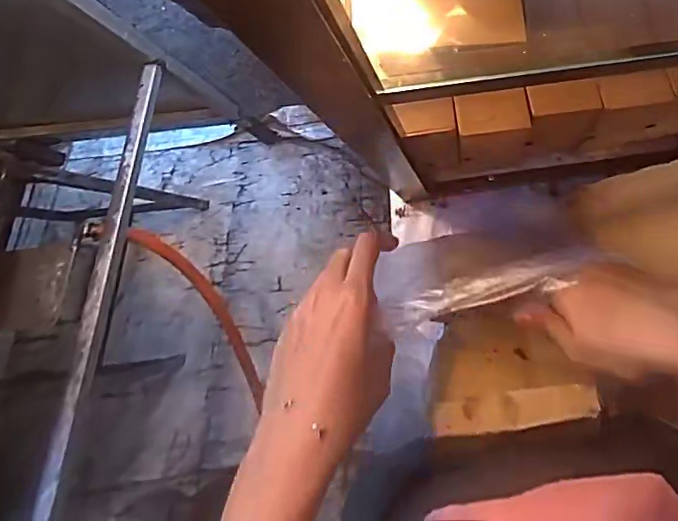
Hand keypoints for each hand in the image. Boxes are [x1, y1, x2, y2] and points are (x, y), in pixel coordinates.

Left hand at [257, 232, 394, 460]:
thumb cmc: (347, 403)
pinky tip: (327, 340)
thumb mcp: (381, 370)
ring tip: (351, 315)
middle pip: (341, 256)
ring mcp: (300, 310)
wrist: (295, 437)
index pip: (364, 247)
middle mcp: (324, 294)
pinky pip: (309, 304)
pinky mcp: (285, 330)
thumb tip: (375, 327)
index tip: (392, 249)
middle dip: (358, 259)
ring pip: (323, 279)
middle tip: (372, 281)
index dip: (380, 240)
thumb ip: (382, 337)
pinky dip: (323, 307)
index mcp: (353, 298)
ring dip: (339, 284)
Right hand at [516, 264, 677, 380]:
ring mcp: (607, 263)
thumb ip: (548, 326)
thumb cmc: (622, 346)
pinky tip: (616, 313)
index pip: (534, 286)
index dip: (532, 302)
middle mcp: (579, 265)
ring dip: (583, 294)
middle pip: (559, 278)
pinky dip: (605, 293)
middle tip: (565, 324)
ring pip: (583, 276)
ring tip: (592, 322)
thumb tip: (520, 310)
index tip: (531, 317)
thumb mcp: (578, 349)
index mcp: (560, 284)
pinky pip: (605, 278)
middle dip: (557, 296)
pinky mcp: (631, 268)